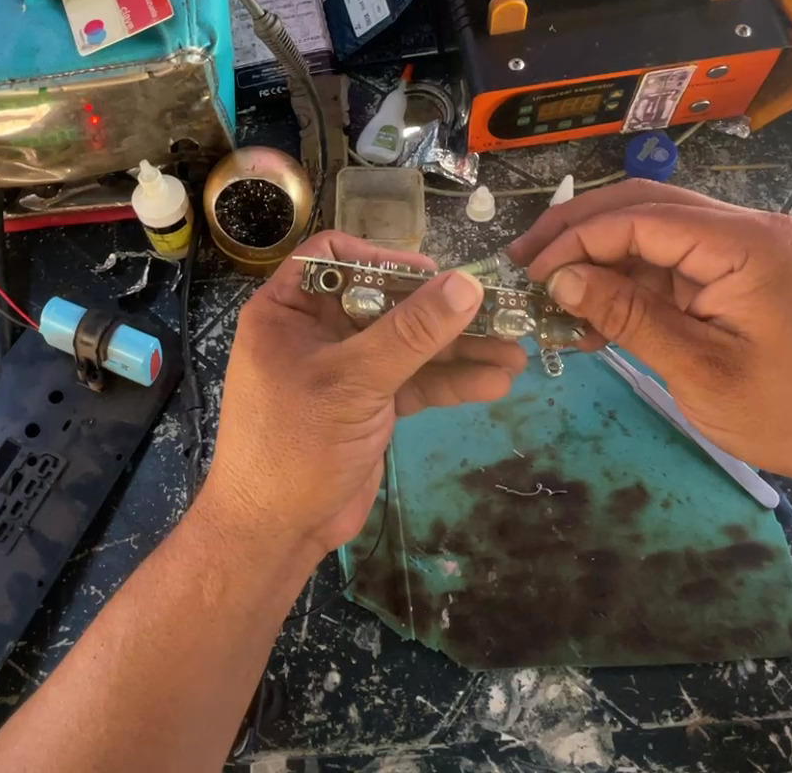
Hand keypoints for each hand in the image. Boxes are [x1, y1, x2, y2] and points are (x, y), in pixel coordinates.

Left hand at [203, 231, 527, 555]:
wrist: (275, 532)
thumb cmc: (294, 444)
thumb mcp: (352, 380)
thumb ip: (411, 333)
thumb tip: (467, 285)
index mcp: (289, 310)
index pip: (333, 258)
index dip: (380, 258)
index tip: (430, 273)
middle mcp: (317, 331)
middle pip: (386, 302)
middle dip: (441, 311)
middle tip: (499, 312)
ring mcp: (346, 369)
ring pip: (407, 345)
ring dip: (459, 349)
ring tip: (516, 352)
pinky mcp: (370, 404)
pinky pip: (414, 381)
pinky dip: (450, 382)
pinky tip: (494, 382)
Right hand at [510, 181, 791, 502]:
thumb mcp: (701, 371)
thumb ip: (628, 316)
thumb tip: (559, 279)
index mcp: (750, 244)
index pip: (641, 219)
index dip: (576, 242)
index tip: (530, 276)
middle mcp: (752, 229)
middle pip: (646, 206)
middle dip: (578, 230)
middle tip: (524, 260)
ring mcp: (752, 249)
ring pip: (657, 230)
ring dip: (601, 256)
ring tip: (552, 289)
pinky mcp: (748, 273)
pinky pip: (677, 261)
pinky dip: (632, 280)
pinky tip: (598, 307)